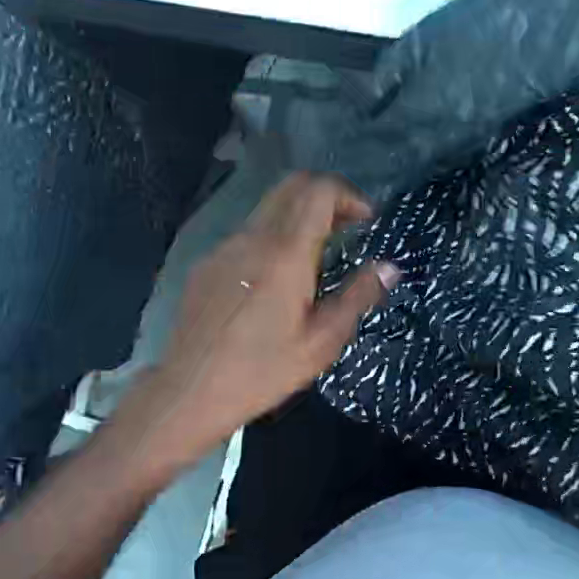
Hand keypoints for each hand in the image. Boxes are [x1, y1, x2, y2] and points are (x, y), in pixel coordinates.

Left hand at [110, 172, 398, 469]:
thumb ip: (357, 297)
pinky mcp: (207, 264)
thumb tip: (389, 267)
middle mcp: (252, 238)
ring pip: (268, 209)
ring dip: (300, 218)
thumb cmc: (264, 371)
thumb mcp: (323, 342)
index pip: (318, 191)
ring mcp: (224, 248)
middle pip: (291, 186)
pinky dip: (274, 238)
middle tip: (349, 229)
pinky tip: (278, 282)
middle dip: (326, 196)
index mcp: (285, 254)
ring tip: (318, 258)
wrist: (190, 392)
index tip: (366, 221)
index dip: (349, 195)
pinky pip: (247, 234)